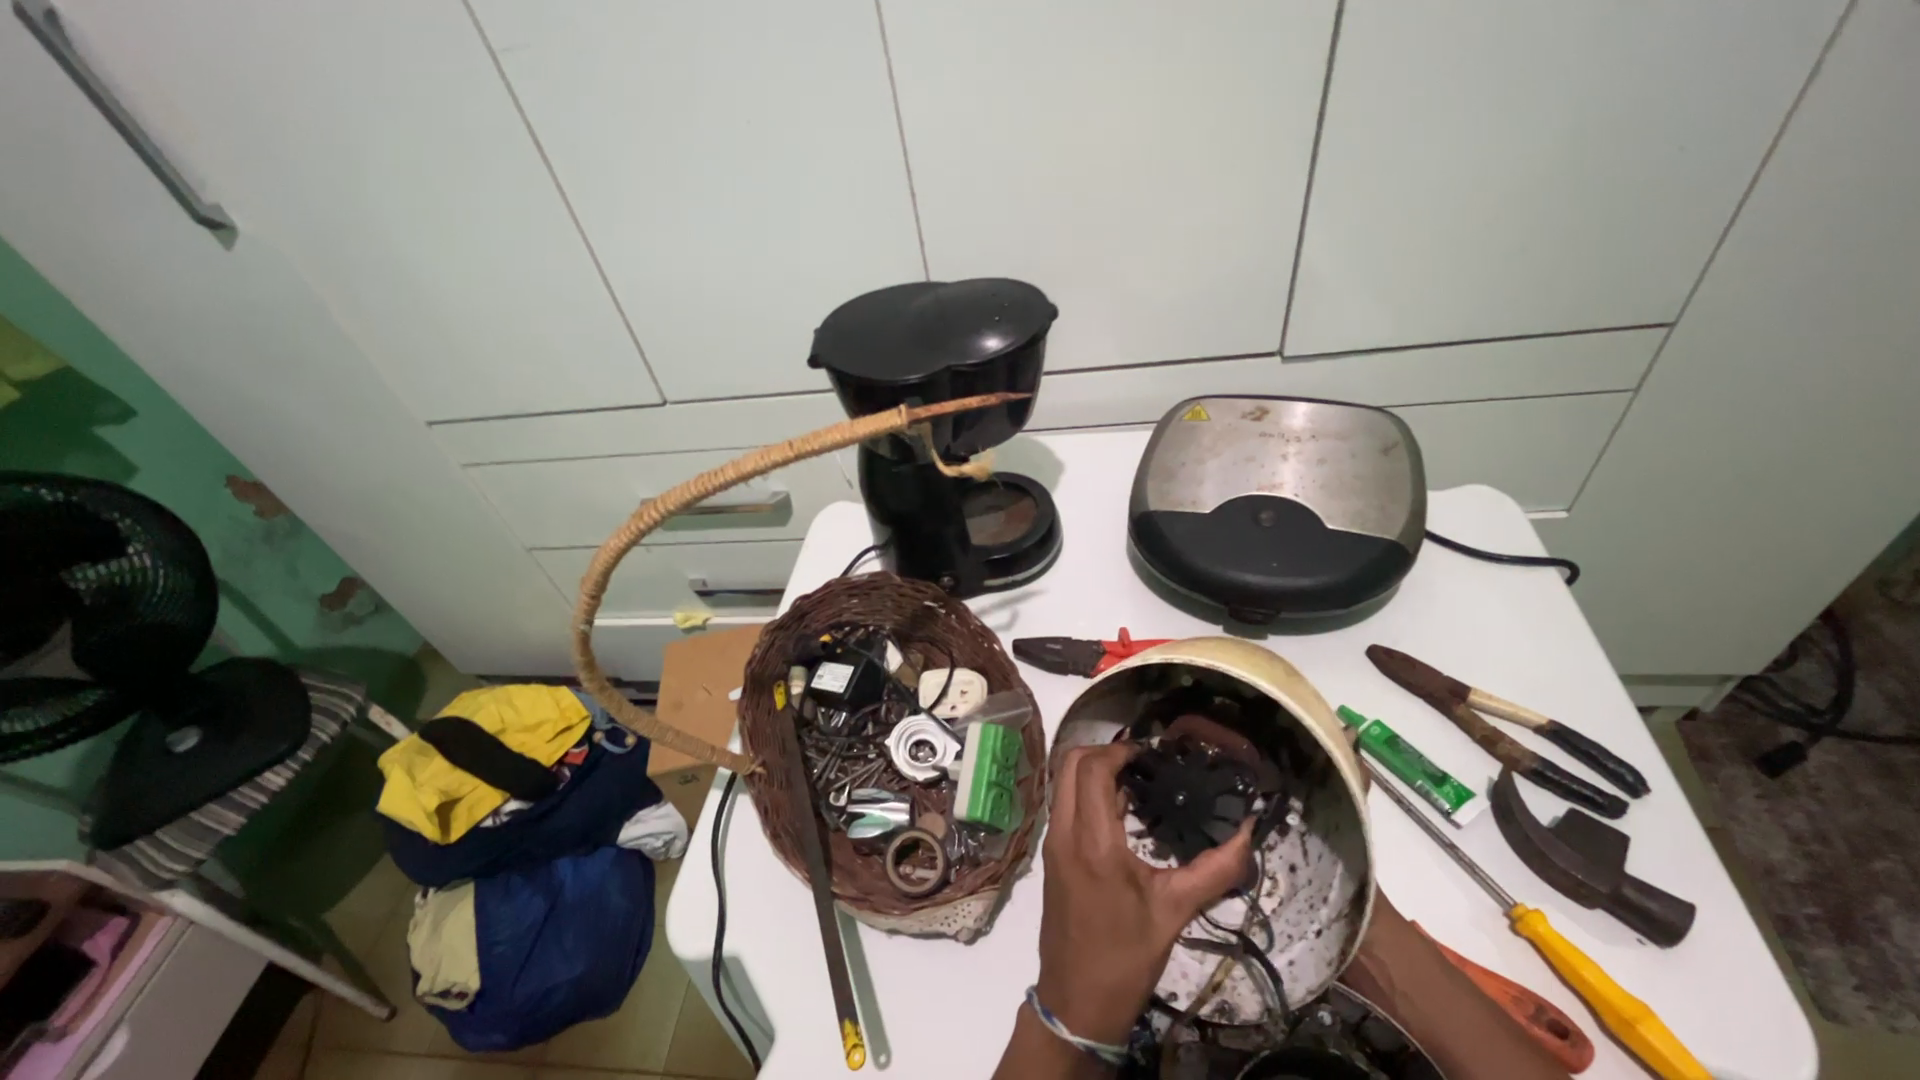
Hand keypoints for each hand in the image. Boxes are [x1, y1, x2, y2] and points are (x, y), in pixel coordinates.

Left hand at [1035, 742, 1254, 1045]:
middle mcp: (1064, 834)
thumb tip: (1249, 835)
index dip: (1119, 750)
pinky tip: (1120, 811)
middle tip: (1142, 763)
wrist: (1076, 1002)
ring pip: (1063, 785)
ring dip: (1092, 772)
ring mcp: (1053, 845)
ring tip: (1136, 782)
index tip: (1151, 753)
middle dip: (1103, 752)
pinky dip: (1085, 794)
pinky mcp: (1052, 858)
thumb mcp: (1174, 912)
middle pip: (1069, 764)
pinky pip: (1064, 806)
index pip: (1093, 769)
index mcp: (1092, 842)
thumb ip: (1214, 870)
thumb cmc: (1125, 958)